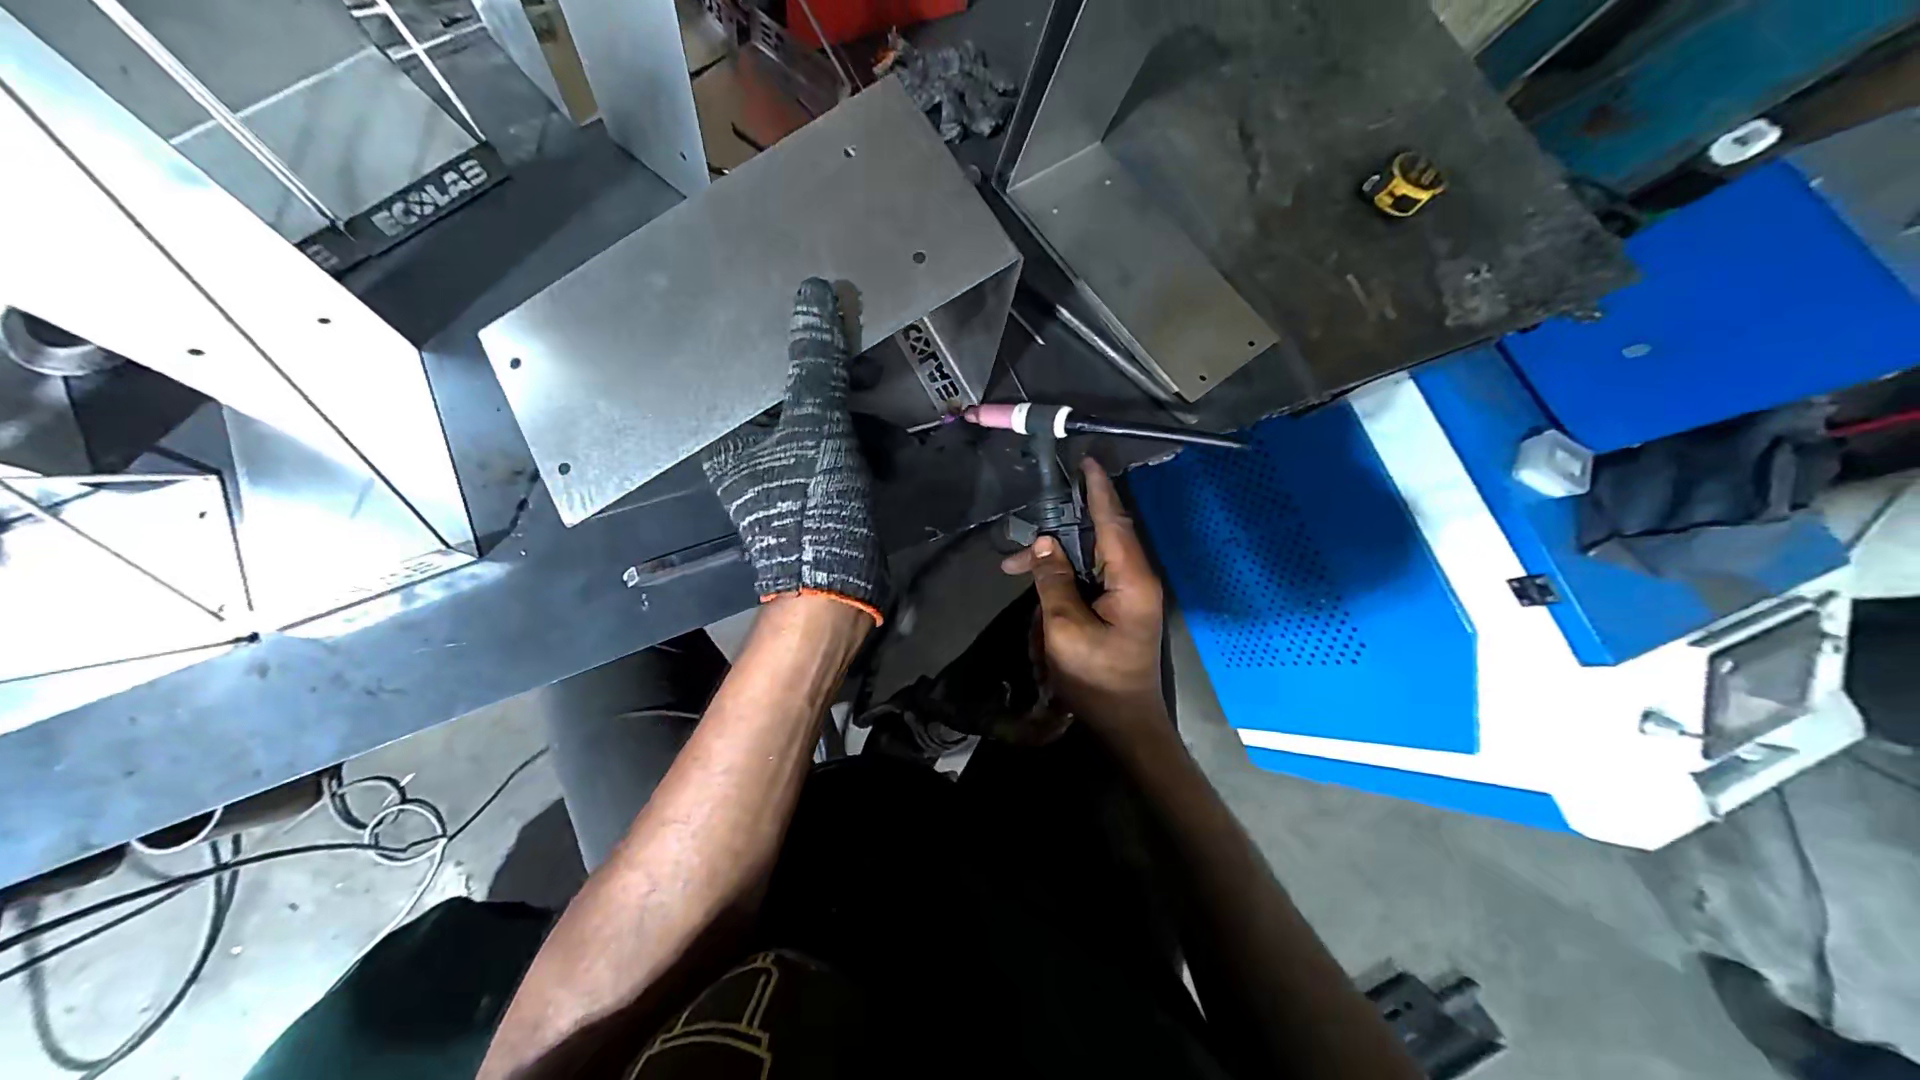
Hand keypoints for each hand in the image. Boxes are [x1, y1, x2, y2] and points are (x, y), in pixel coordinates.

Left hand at [703, 279, 886, 625]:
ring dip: (846, 403)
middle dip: (825, 376)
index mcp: (727, 439)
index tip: (813, 321)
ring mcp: (782, 474)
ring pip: (813, 420)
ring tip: (875, 384)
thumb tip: (813, 293)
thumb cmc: (810, 499)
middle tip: (857, 353)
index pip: (748, 374)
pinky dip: (853, 433)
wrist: (838, 579)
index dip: (781, 345)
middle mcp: (747, 454)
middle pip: (784, 396)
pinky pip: (830, 446)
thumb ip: (815, 361)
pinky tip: (879, 426)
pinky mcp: (814, 489)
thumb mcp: (815, 423)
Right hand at [1001, 458, 1165, 733]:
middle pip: (1098, 537)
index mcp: (1131, 579)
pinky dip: (1060, 580)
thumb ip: (1053, 582)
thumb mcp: (1066, 630)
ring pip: (1087, 559)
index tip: (1085, 462)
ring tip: (1013, 568)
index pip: (1113, 522)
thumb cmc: (1097, 679)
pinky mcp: (1117, 608)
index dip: (1097, 491)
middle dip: (1059, 531)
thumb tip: (1044, 544)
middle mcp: (1135, 579)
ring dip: (1053, 561)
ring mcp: (1127, 595)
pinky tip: (1035, 591)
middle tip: (1023, 532)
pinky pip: (1086, 580)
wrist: (1124, 724)